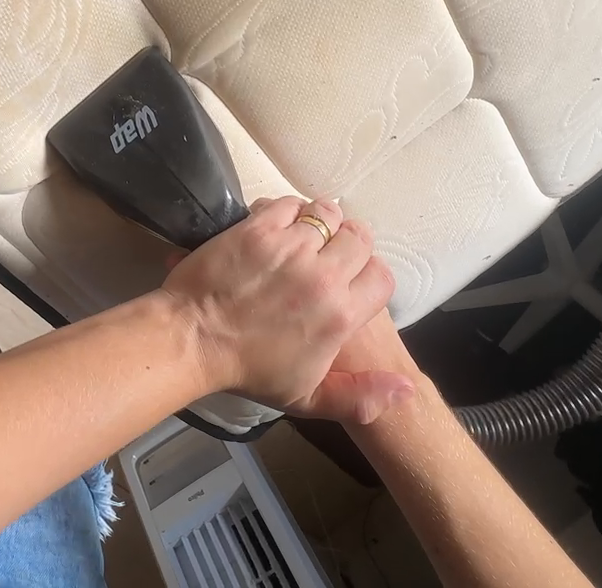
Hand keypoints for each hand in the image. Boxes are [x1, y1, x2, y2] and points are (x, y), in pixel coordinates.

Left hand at [158, 196, 405, 417]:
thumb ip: (360, 396)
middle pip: (358, 238)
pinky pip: (288, 204)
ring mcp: (289, 247)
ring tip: (307, 230)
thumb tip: (407, 388)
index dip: (370, 273)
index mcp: (341, 315)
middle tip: (330, 248)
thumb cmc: (248, 371)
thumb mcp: (308, 397)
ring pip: (326, 213)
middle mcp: (322, 276)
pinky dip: (288, 208)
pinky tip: (279, 221)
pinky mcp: (257, 228)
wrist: (194, 339)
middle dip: (349, 240)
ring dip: (321, 219)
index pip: (382, 276)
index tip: (352, 275)